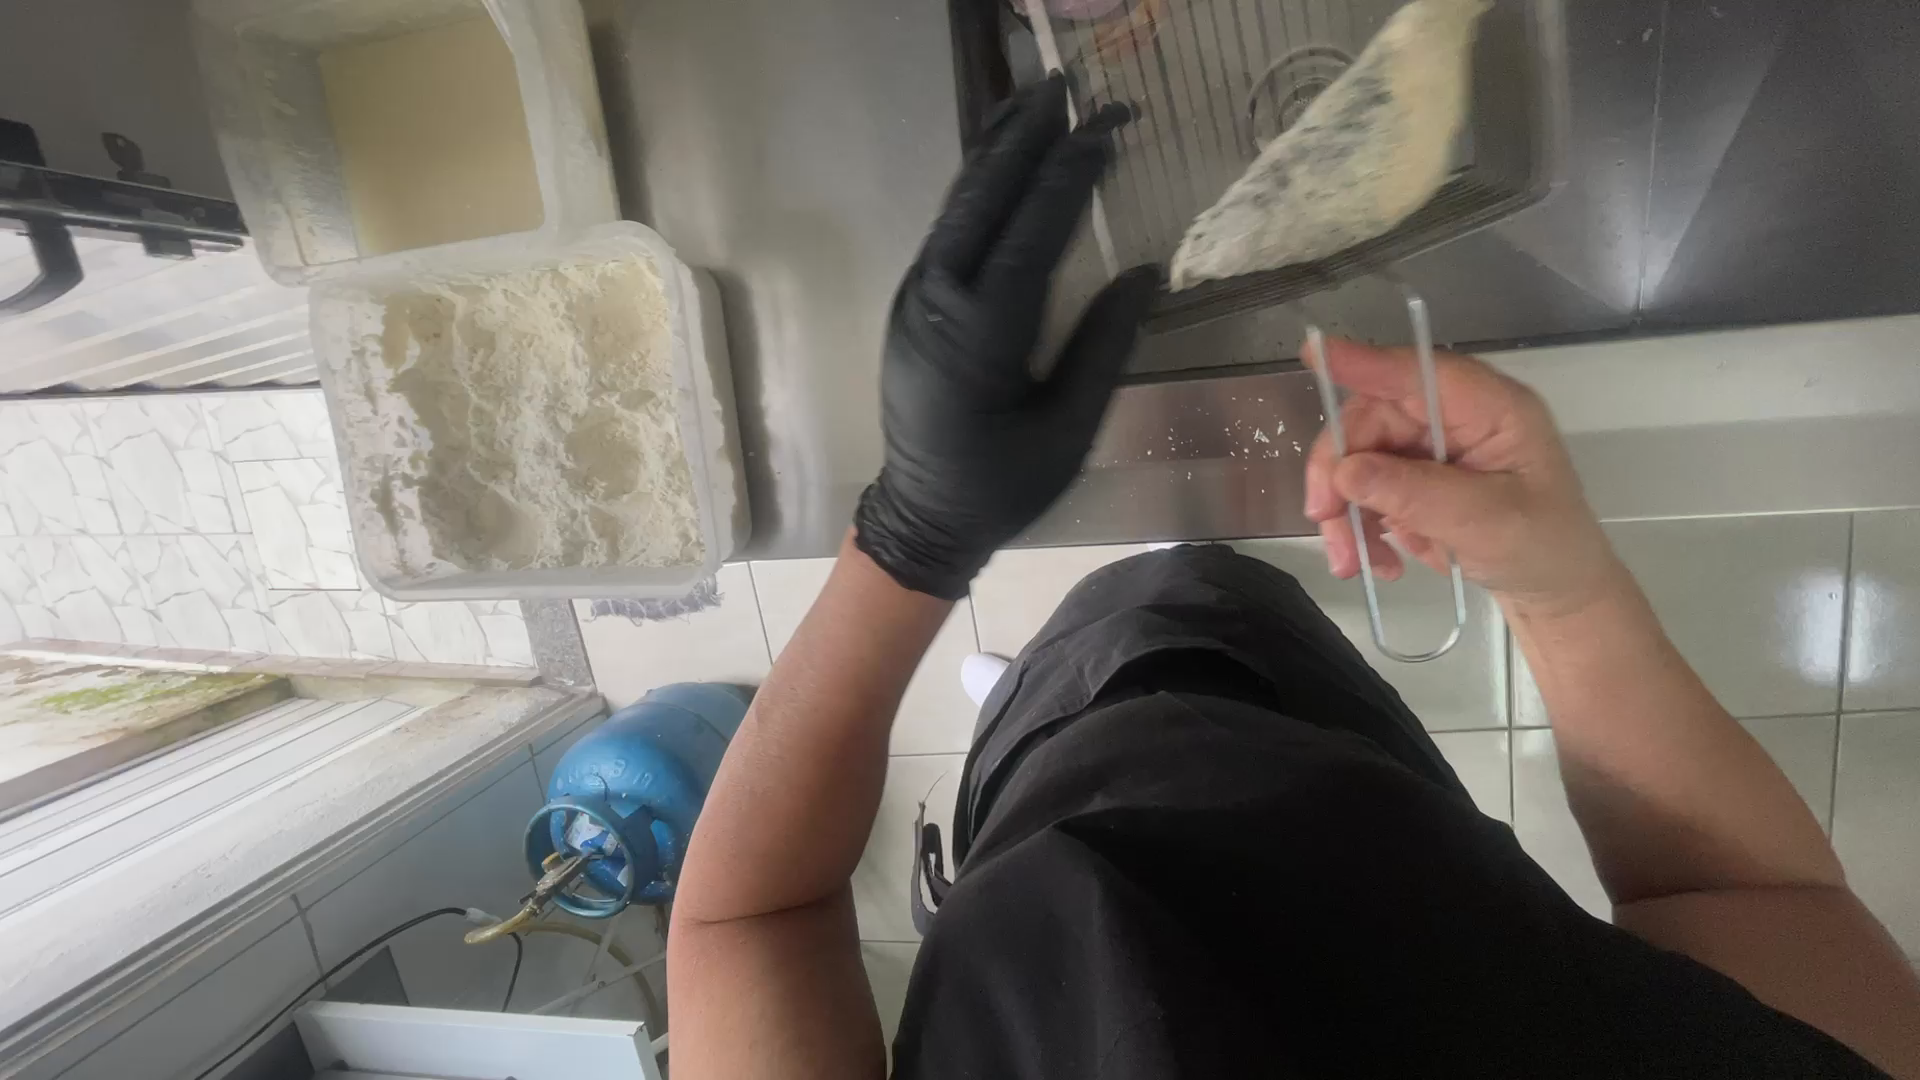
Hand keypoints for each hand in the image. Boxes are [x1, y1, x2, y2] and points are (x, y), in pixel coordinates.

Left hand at [854, 76, 1158, 598]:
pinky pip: (942, 236)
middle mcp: (934, 301)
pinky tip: (997, 175)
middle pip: (980, 198)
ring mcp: (911, 302)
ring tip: (1031, 109)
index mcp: (980, 334)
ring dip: (993, 156)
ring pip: (953, 210)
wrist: (922, 518)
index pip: (1031, 229)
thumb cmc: (1002, 485)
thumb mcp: (1069, 428)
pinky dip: (973, 195)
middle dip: (1023, 138)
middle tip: (1064, 88)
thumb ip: (1105, 345)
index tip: (1106, 124)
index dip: (1070, 172)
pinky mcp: (906, 310)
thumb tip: (1144, 274)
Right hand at [1302, 337, 1622, 619]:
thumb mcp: (1488, 523)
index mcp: (1488, 410)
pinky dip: (1353, 530)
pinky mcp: (1404, 480)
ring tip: (1351, 563)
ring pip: (1350, 463)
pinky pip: (1356, 494)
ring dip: (1341, 514)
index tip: (1315, 354)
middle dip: (1337, 474)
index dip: (1365, 364)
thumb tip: (1346, 472)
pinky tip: (1374, 561)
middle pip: (1367, 424)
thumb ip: (1418, 494)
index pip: (1418, 374)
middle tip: (1324, 518)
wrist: (1551, 590)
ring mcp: (1423, 450)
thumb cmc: (1542, 548)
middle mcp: (1449, 420)